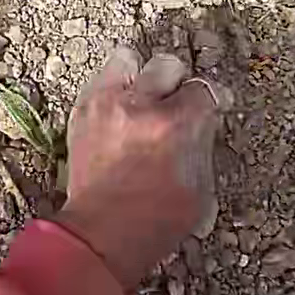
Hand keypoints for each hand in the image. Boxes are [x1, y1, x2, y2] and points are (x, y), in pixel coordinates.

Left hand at [55, 47, 223, 288]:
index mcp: (179, 125)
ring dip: (139, 76)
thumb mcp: (202, 186)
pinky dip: (114, 89)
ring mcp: (108, 105)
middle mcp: (143, 106)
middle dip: (176, 83)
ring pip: (129, 58)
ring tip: (141, 97)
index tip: (212, 106)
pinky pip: (102, 78)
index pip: (204, 88)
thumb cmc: (157, 219)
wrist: (102, 236)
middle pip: (168, 63)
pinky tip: (120, 110)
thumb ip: (203, 142)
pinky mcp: (83, 110)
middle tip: (174, 103)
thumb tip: (206, 118)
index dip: (212, 99)